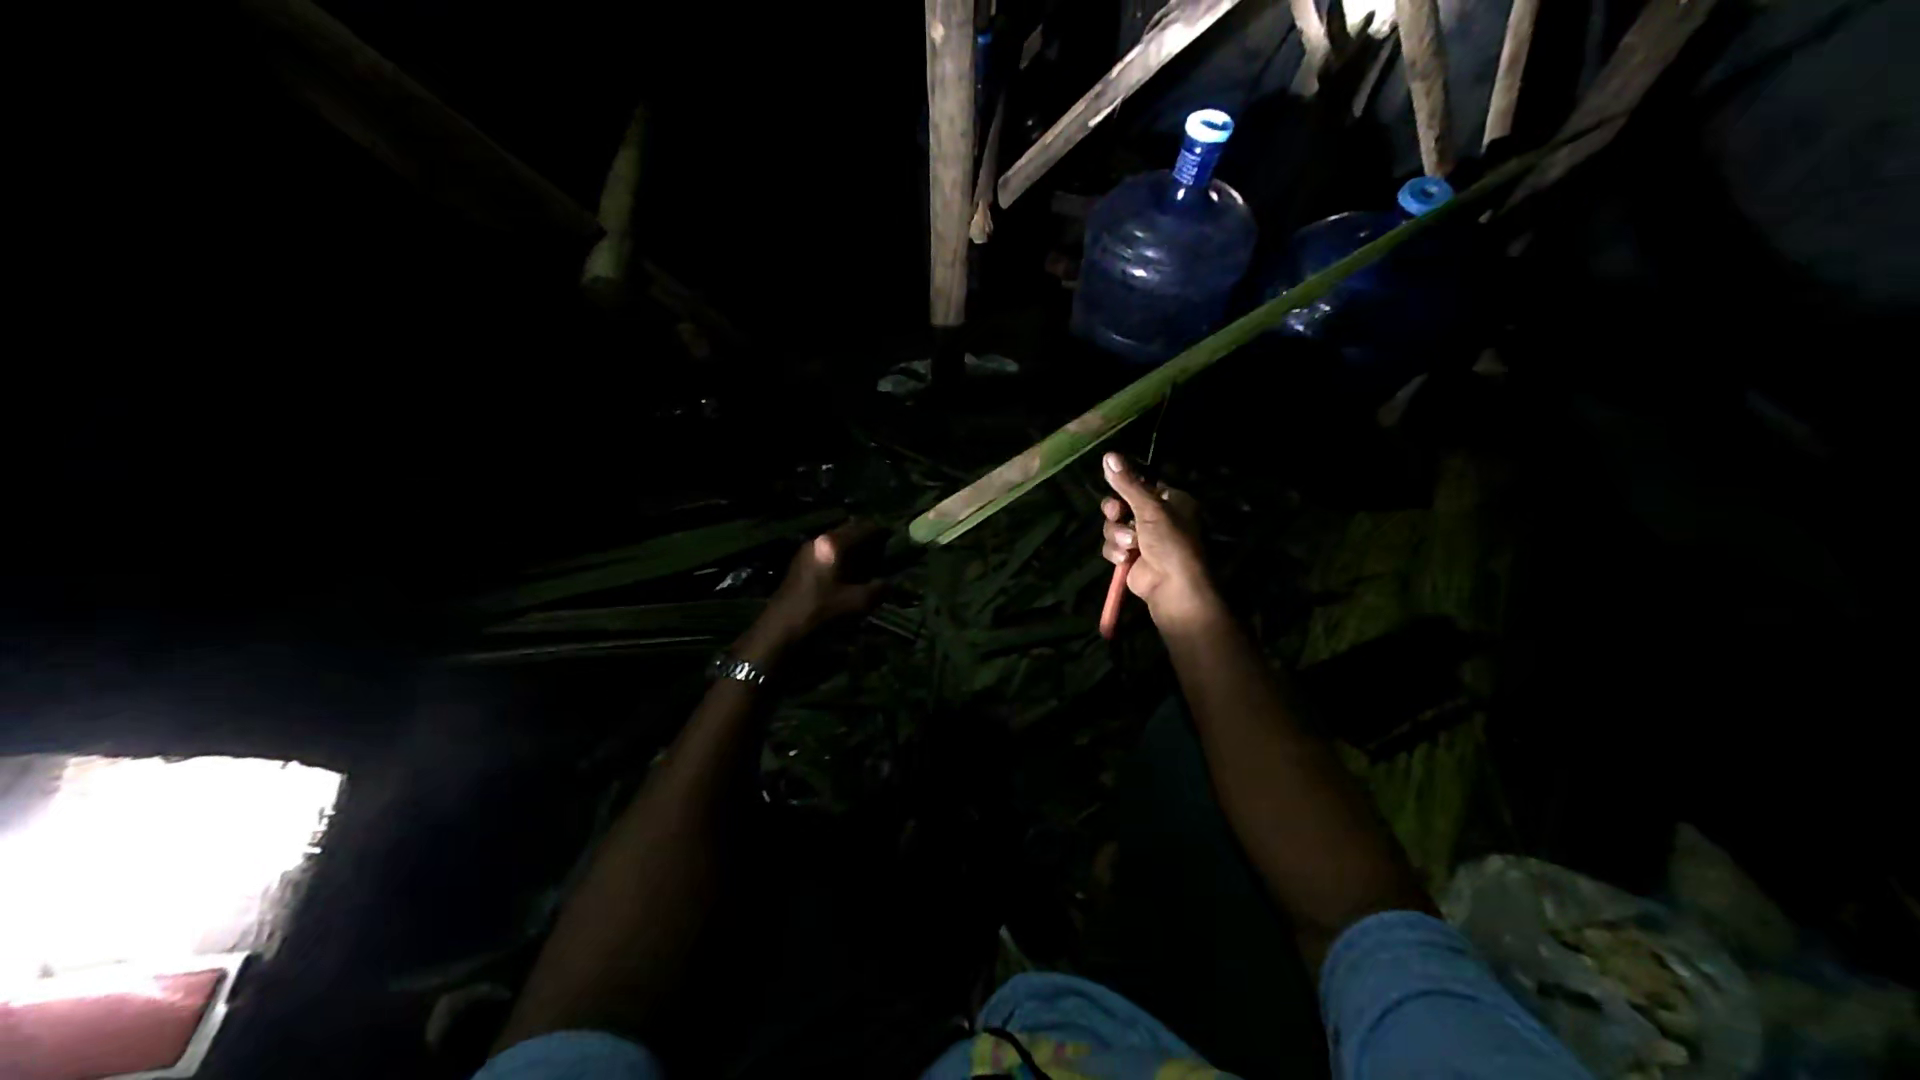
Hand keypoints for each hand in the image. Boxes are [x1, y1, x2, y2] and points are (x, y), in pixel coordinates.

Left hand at [736, 522, 884, 663]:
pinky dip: (842, 557)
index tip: (897, 538)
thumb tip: (891, 583)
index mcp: (832, 543)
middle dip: (869, 539)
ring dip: (855, 549)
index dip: (882, 531)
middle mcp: (819, 539)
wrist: (780, 629)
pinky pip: (828, 551)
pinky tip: (851, 572)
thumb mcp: (856, 603)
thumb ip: (878, 589)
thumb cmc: (819, 611)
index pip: (864, 527)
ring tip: (871, 563)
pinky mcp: (801, 562)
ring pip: (838, 541)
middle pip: (849, 531)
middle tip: (886, 551)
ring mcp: (807, 550)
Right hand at [1100, 453, 1217, 627]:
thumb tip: (1108, 455)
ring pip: (1113, 526)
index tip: (1117, 488)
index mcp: (1171, 501)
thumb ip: (1127, 483)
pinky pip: (1112, 545)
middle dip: (1116, 512)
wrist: (1172, 586)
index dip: (1126, 487)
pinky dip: (1115, 551)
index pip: (1141, 485)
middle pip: (1122, 504)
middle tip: (1117, 514)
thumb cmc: (1170, 542)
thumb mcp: (1150, 508)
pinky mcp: (1131, 557)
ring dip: (1117, 535)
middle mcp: (1158, 518)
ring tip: (1130, 545)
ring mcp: (1143, 539)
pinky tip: (1125, 560)